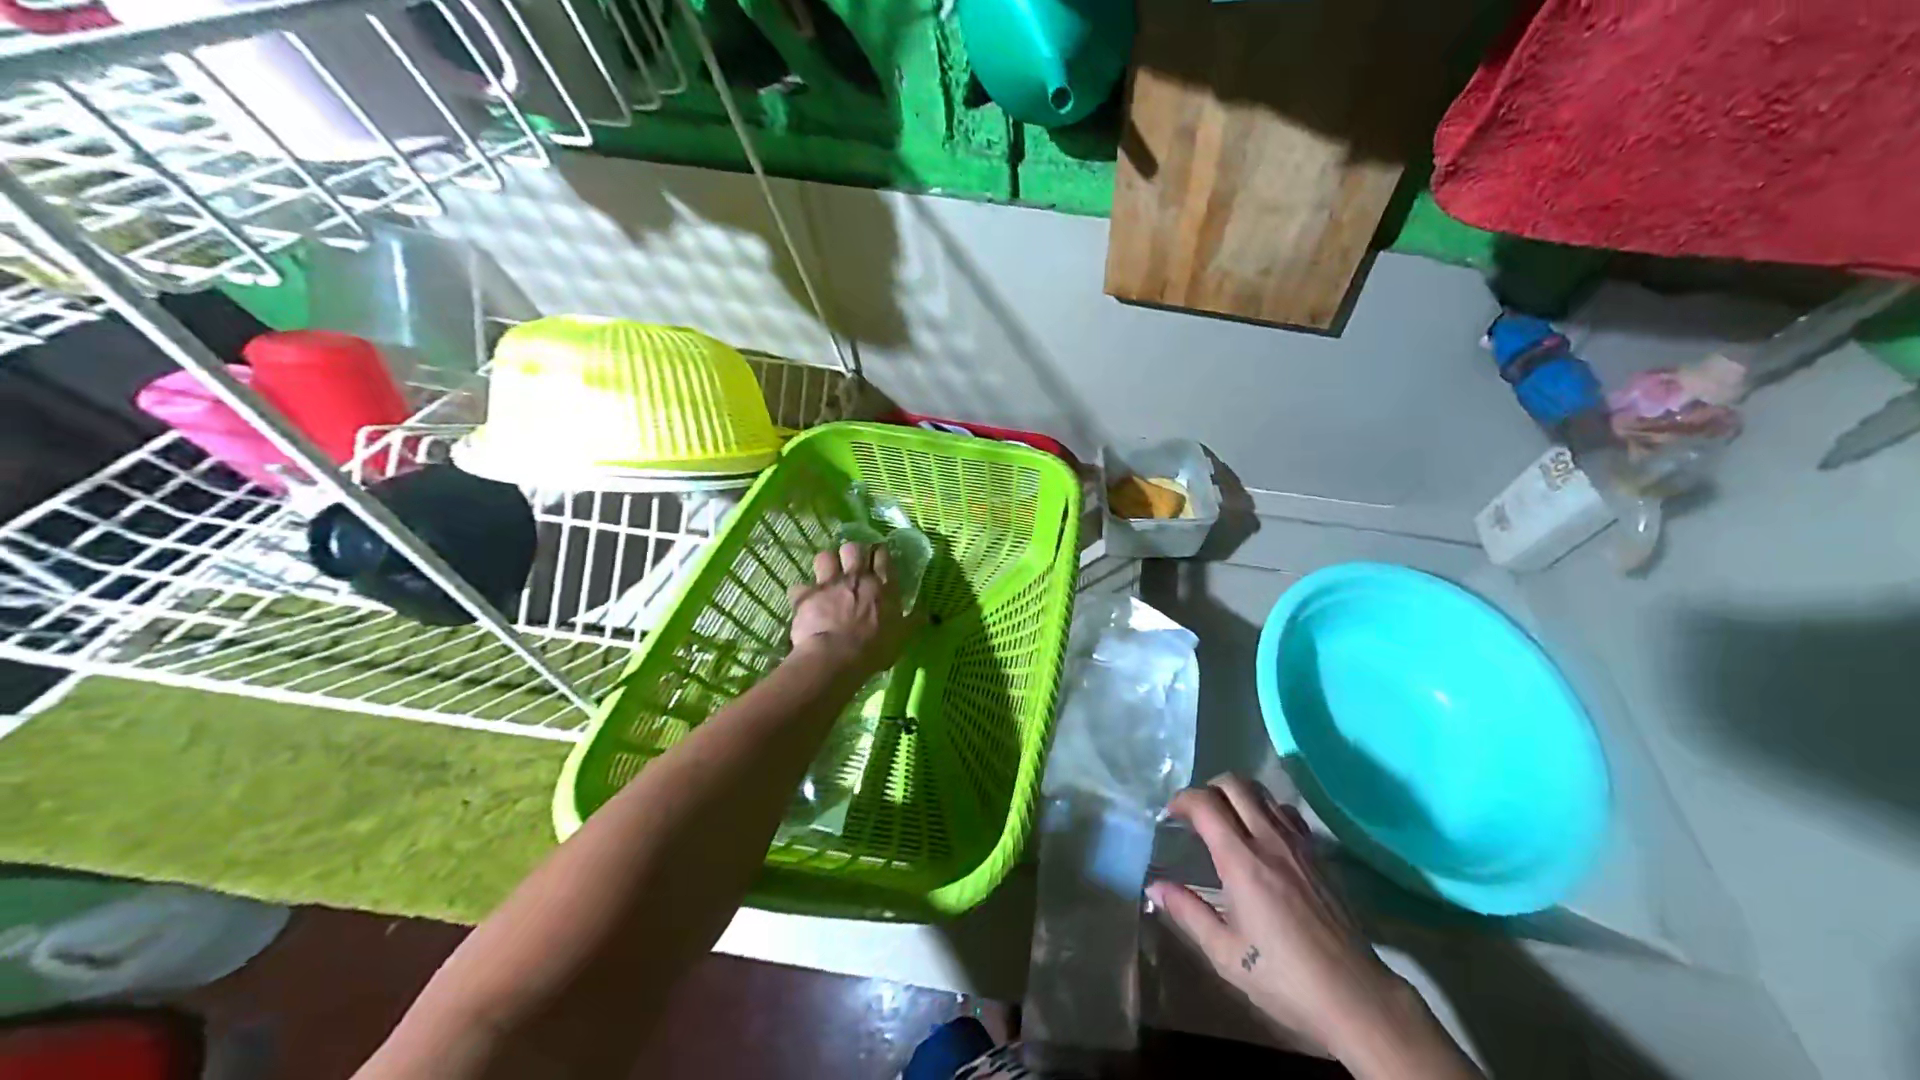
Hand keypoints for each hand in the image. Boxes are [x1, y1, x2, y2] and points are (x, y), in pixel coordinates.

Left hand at [788, 541, 913, 679]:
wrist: (837, 657)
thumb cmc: (874, 649)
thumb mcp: (901, 637)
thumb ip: (911, 621)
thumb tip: (926, 613)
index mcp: (882, 585)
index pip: (882, 555)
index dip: (878, 553)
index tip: (877, 558)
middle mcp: (856, 578)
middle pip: (852, 547)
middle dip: (851, 552)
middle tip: (850, 565)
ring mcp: (829, 584)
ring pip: (824, 556)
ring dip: (825, 565)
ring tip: (826, 577)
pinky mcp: (806, 595)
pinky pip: (799, 587)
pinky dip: (802, 595)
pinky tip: (804, 604)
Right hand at [1147, 776, 1406, 1055]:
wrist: (1355, 996)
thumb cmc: (1283, 977)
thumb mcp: (1225, 953)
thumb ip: (1188, 912)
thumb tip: (1154, 887)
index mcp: (1241, 861)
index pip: (1205, 804)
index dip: (1181, 800)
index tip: (1169, 816)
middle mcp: (1269, 841)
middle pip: (1235, 784)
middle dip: (1208, 789)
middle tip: (1195, 814)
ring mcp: (1298, 846)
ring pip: (1263, 792)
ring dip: (1237, 795)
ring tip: (1225, 820)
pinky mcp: (1319, 857)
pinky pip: (1287, 812)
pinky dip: (1265, 809)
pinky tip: (1260, 836)